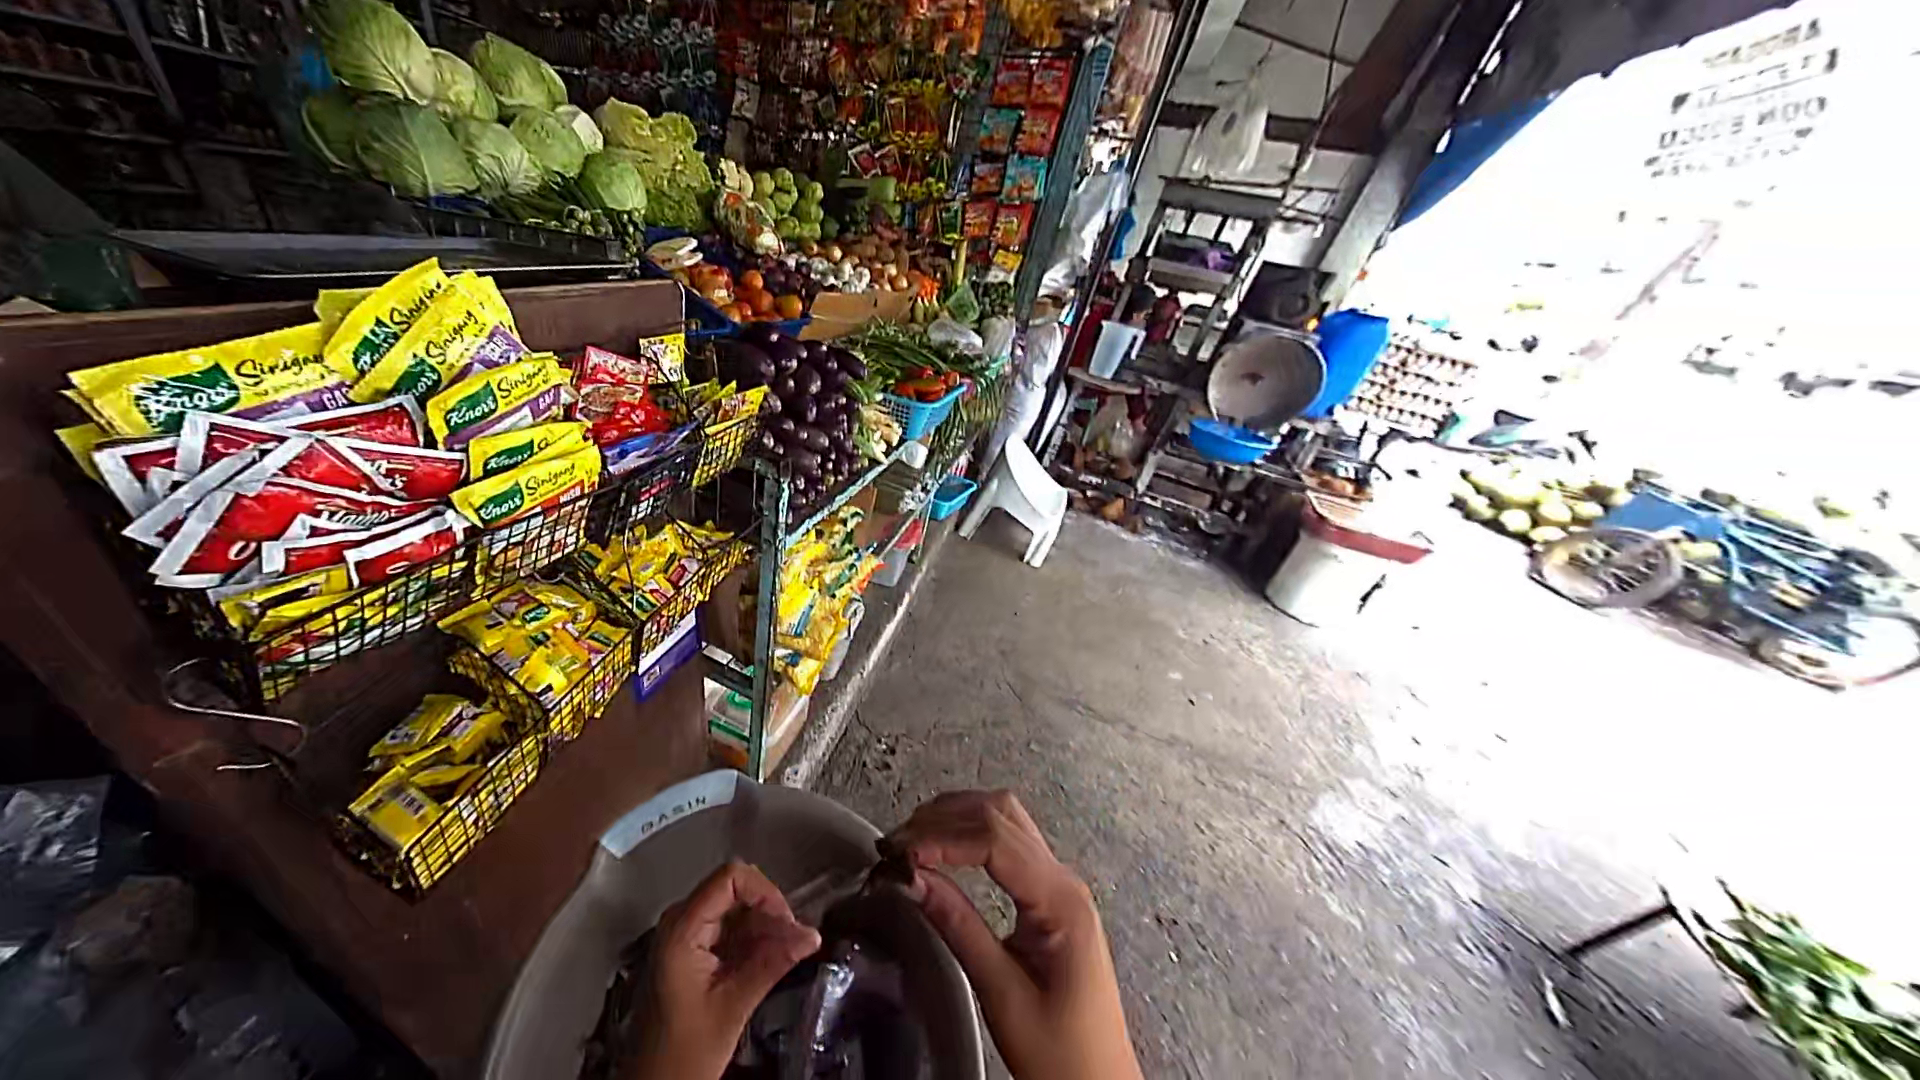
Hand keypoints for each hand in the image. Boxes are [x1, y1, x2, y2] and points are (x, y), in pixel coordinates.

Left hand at [630, 860, 820, 1079]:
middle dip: (768, 909)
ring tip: (785, 953)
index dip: (764, 891)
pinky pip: (731, 925)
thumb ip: (772, 964)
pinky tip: (769, 959)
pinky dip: (754, 937)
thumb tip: (813, 935)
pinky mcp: (693, 948)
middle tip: (791, 940)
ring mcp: (685, 934)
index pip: (729, 878)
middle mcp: (680, 921)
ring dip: (765, 924)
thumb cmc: (684, 1055)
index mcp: (681, 931)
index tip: (786, 922)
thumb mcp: (732, 1008)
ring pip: (737, 906)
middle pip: (735, 889)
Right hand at [887, 791, 1142, 1079]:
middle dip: (945, 818)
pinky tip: (945, 844)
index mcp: (1060, 900)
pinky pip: (1009, 838)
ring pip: (1006, 816)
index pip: (996, 841)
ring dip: (958, 815)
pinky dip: (971, 830)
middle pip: (1001, 815)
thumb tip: (912, 879)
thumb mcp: (1002, 995)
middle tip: (898, 843)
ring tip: (913, 838)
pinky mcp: (1048, 891)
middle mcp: (1063, 878)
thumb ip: (959, 928)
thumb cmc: (1060, 1053)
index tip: (902, 853)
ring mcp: (1059, 880)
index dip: (944, 837)